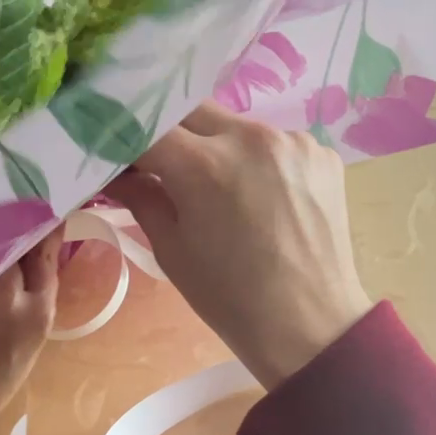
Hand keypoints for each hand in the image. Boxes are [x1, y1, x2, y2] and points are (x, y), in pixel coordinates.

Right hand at [107, 102, 371, 389]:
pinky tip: (258, 202)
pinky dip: (254, 163)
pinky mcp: (321, 152)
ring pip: (235, 126)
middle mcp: (251, 136)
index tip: (115, 159)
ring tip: (215, 193)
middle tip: (157, 169)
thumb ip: (142, 200)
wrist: (307, 322)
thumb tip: (116, 174)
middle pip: (192, 111)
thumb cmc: (227, 298)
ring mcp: (292, 140)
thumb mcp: (172, 252)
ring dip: (214, 147)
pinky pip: (273, 144)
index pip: (148, 127)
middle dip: (168, 134)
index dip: (125, 140)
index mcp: (205, 166)